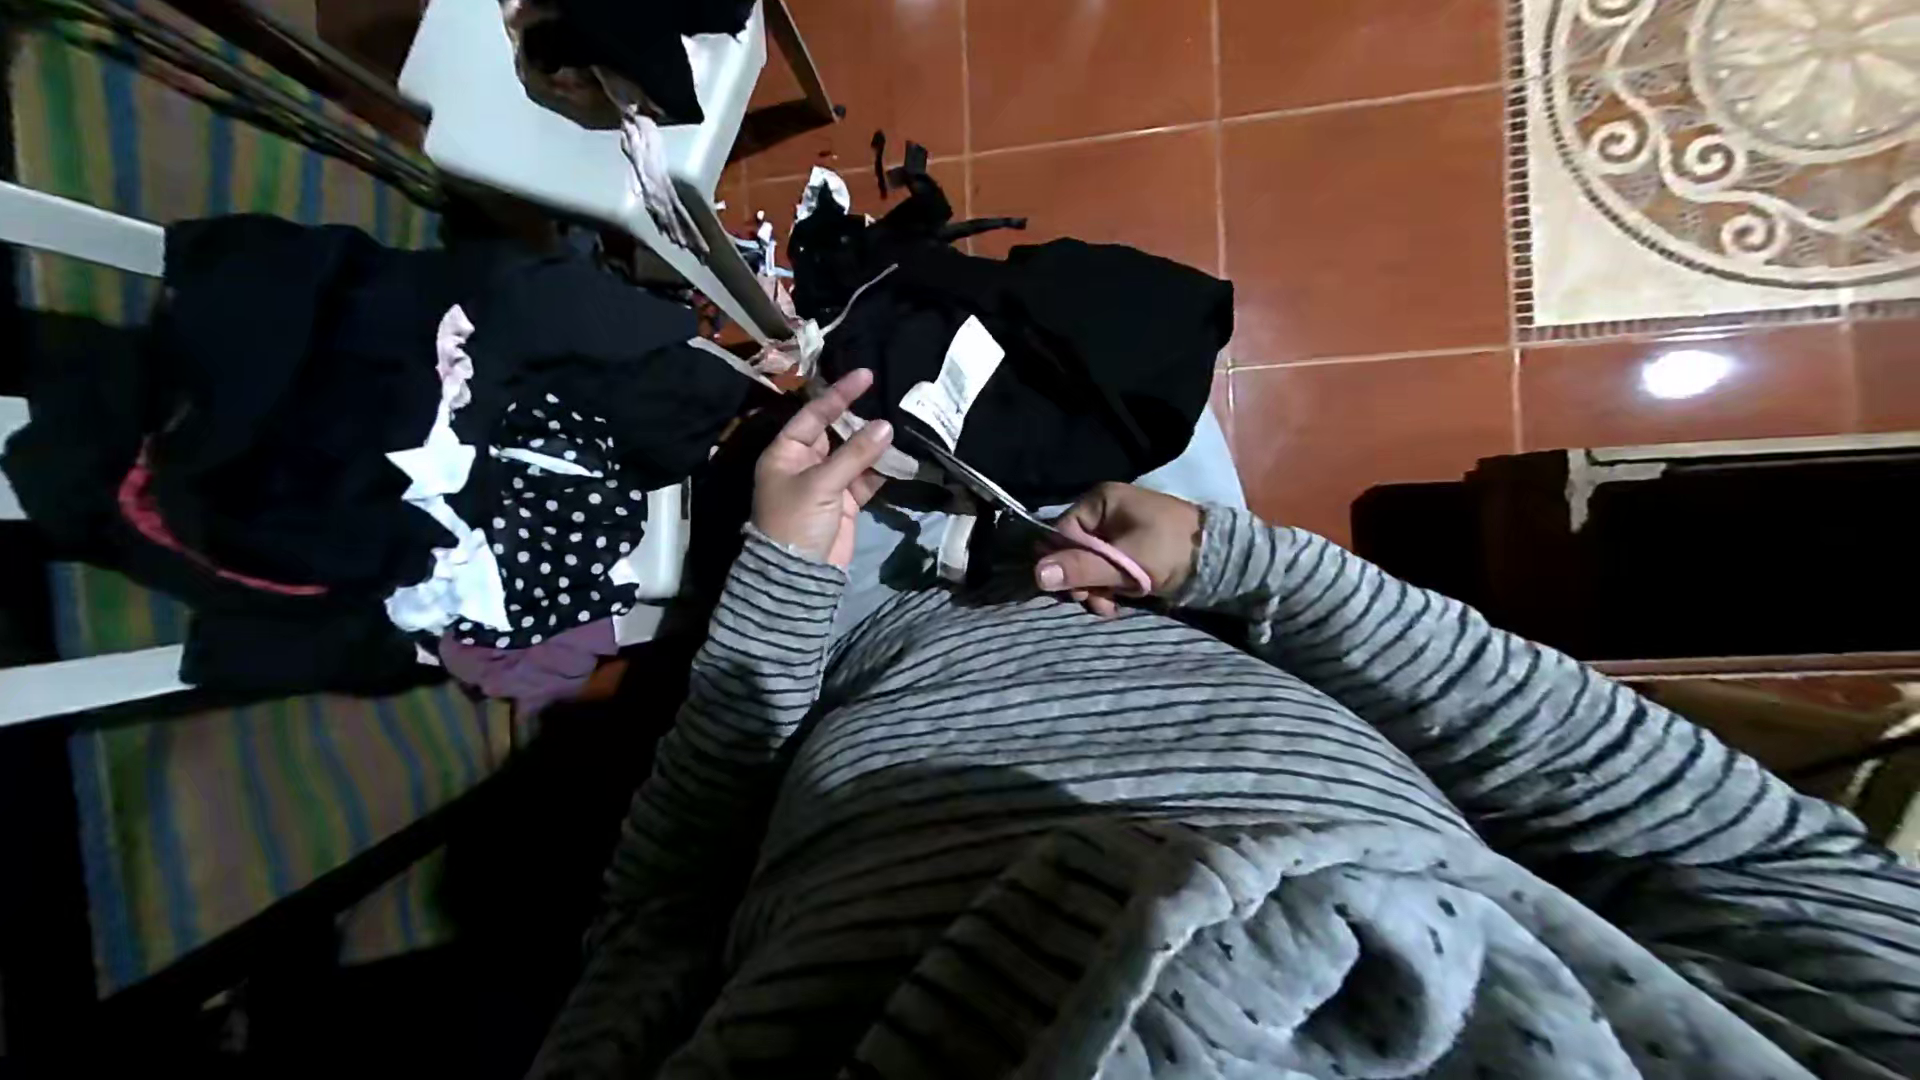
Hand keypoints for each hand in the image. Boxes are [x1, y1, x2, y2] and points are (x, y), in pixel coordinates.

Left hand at [753, 368, 893, 566]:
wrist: (799, 574)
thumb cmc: (797, 521)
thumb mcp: (822, 484)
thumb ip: (855, 454)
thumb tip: (886, 426)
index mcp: (786, 453)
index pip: (813, 415)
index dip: (839, 395)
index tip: (865, 376)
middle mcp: (805, 463)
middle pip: (836, 432)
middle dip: (860, 419)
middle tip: (888, 399)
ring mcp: (827, 483)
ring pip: (855, 455)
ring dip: (875, 445)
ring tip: (899, 427)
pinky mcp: (845, 502)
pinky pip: (866, 478)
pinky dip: (882, 470)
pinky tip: (899, 457)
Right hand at [1035, 483, 1201, 617]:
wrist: (1222, 560)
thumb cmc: (1172, 551)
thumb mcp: (1126, 562)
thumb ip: (1082, 568)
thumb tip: (1036, 574)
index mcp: (1100, 501)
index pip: (1061, 535)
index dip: (1064, 566)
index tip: (1080, 594)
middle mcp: (1104, 511)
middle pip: (1073, 551)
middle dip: (1084, 582)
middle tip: (1102, 604)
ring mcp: (1117, 529)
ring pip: (1089, 564)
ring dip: (1097, 589)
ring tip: (1114, 605)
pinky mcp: (1129, 547)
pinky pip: (1106, 567)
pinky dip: (1110, 586)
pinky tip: (1122, 599)